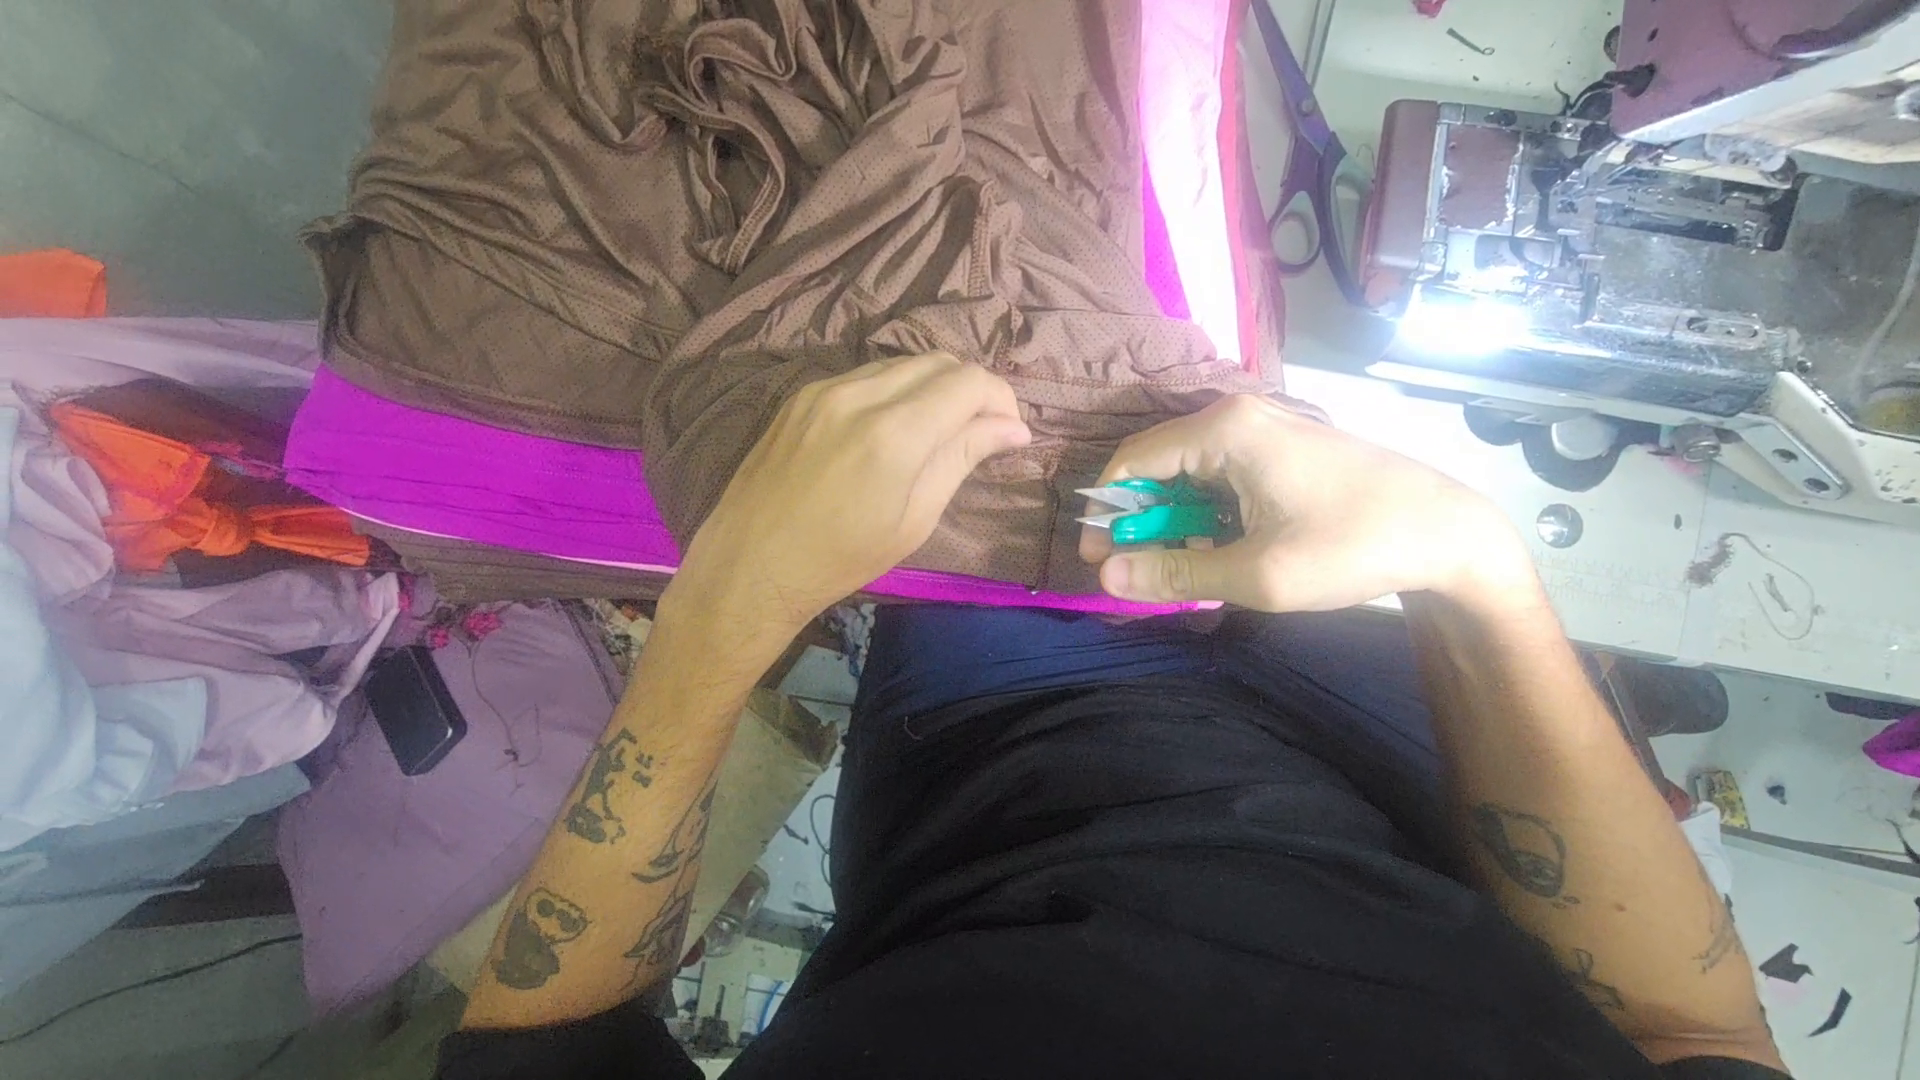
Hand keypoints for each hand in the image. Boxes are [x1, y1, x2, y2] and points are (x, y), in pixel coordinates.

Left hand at [672, 353, 1030, 635]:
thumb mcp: (914, 520)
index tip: (1009, 433)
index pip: (969, 382)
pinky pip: (866, 376)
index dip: (1001, 400)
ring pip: (902, 364)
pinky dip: (895, 391)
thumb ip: (962, 460)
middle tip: (981, 432)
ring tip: (940, 431)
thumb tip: (1013, 428)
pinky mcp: (802, 396)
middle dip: (972, 389)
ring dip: (934, 387)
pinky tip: (894, 429)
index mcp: (894, 434)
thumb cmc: (840, 559)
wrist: (750, 566)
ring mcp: (825, 390)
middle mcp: (859, 396)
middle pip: (939, 361)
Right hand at [1079, 395, 1535, 611]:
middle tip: (1140, 574)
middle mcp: (1236, 416)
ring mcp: (1261, 429)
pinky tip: (1221, 553)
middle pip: (1158, 467)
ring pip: (1187, 476)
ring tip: (1183, 573)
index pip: (1132, 460)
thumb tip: (1104, 578)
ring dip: (1175, 525)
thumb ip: (1174, 574)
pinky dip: (1205, 518)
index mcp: (1224, 430)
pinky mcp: (1278, 448)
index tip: (1098, 560)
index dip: (1107, 513)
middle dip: (1141, 523)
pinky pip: (1218, 479)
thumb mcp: (1257, 574)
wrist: (1449, 534)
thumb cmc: (1353, 547)